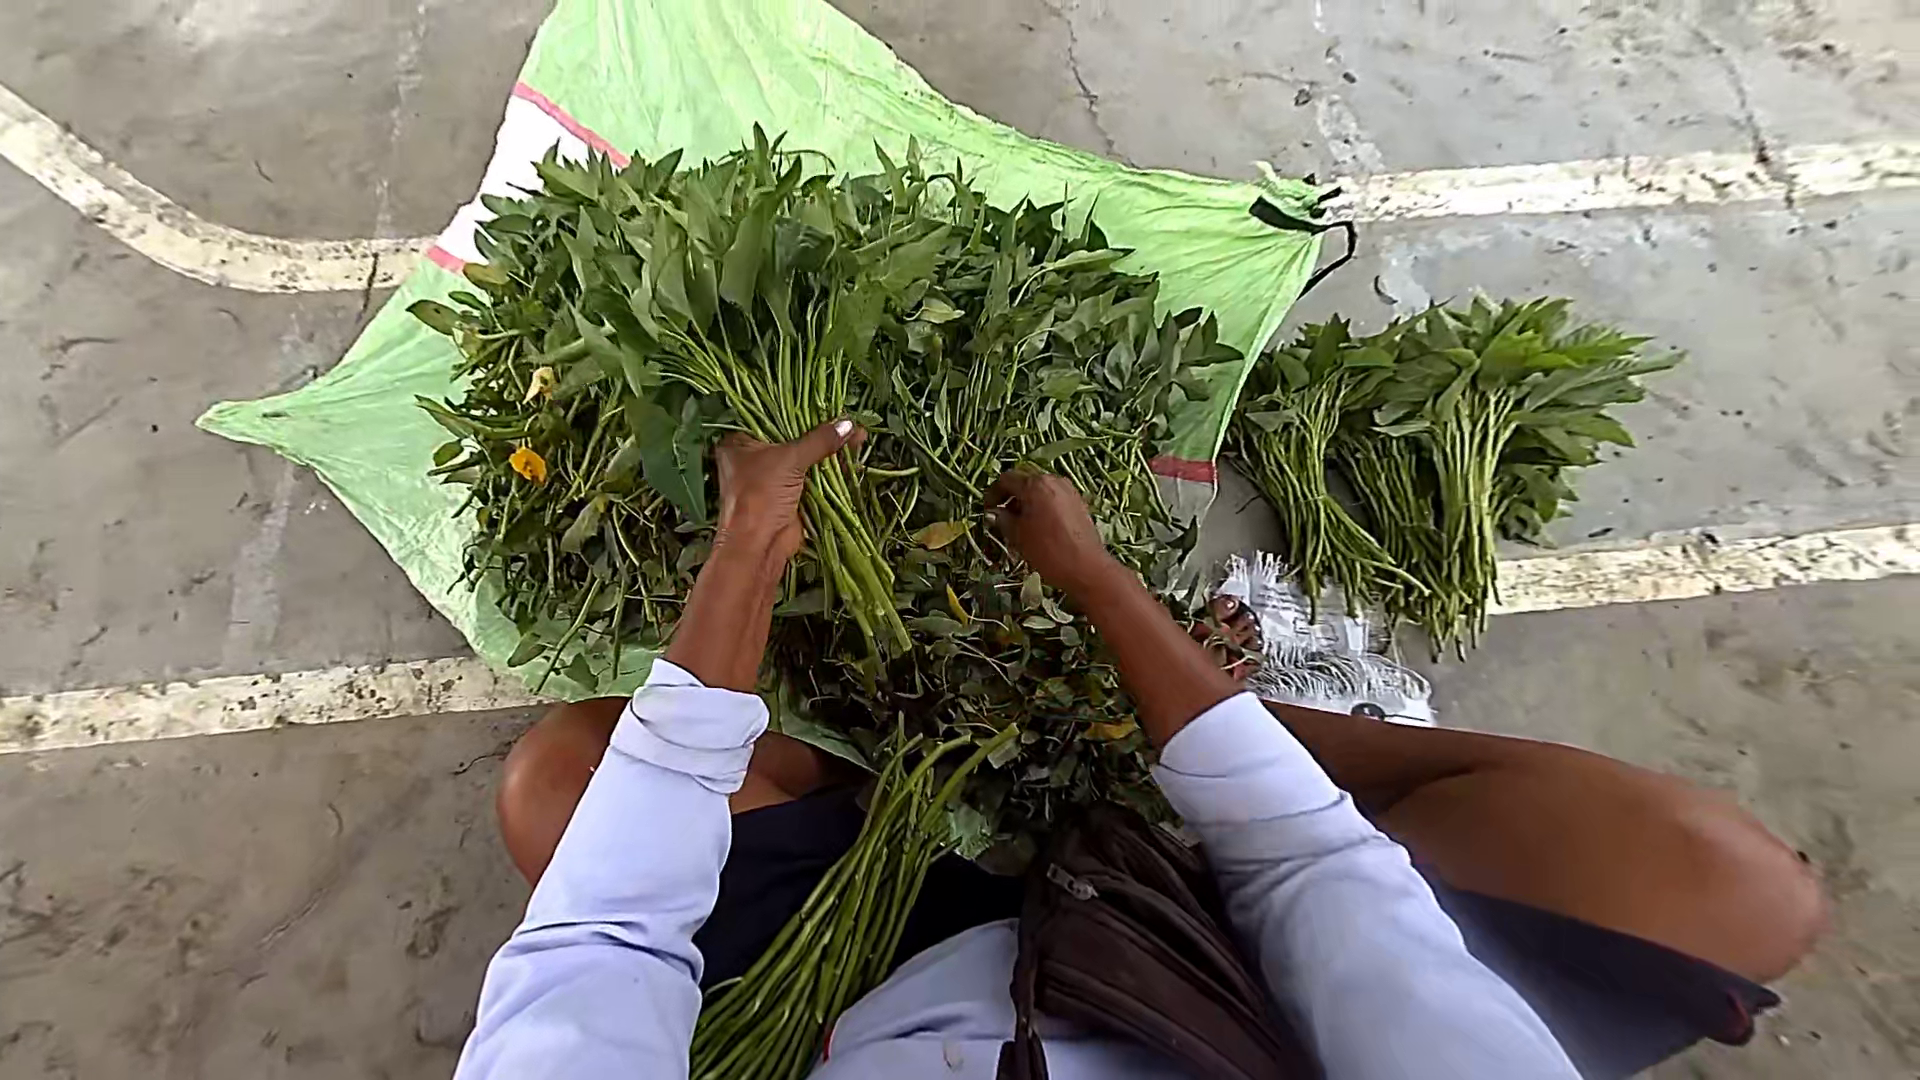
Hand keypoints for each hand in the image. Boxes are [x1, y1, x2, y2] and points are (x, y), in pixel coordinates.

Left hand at [714, 419, 863, 564]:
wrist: (759, 545)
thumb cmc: (759, 497)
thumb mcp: (788, 460)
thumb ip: (818, 441)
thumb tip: (846, 424)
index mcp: (742, 442)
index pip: (773, 416)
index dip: (801, 409)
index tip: (827, 402)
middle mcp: (756, 457)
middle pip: (795, 437)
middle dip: (823, 430)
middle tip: (849, 421)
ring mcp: (775, 477)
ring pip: (808, 457)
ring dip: (832, 449)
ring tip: (858, 436)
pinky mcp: (792, 494)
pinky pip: (816, 476)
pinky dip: (833, 469)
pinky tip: (853, 457)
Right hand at [984, 465, 1117, 594]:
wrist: (1086, 568)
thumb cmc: (1047, 550)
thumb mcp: (1017, 535)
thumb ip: (1002, 519)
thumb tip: (994, 513)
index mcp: (1035, 485)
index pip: (1007, 479)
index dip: (993, 493)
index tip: (988, 509)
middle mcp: (1053, 480)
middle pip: (1025, 481)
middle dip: (1011, 496)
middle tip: (1001, 515)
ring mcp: (1069, 490)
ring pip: (1040, 489)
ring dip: (1027, 501)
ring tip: (1019, 523)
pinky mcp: (1079, 503)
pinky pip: (1054, 498)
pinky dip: (1042, 506)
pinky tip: (1038, 525)